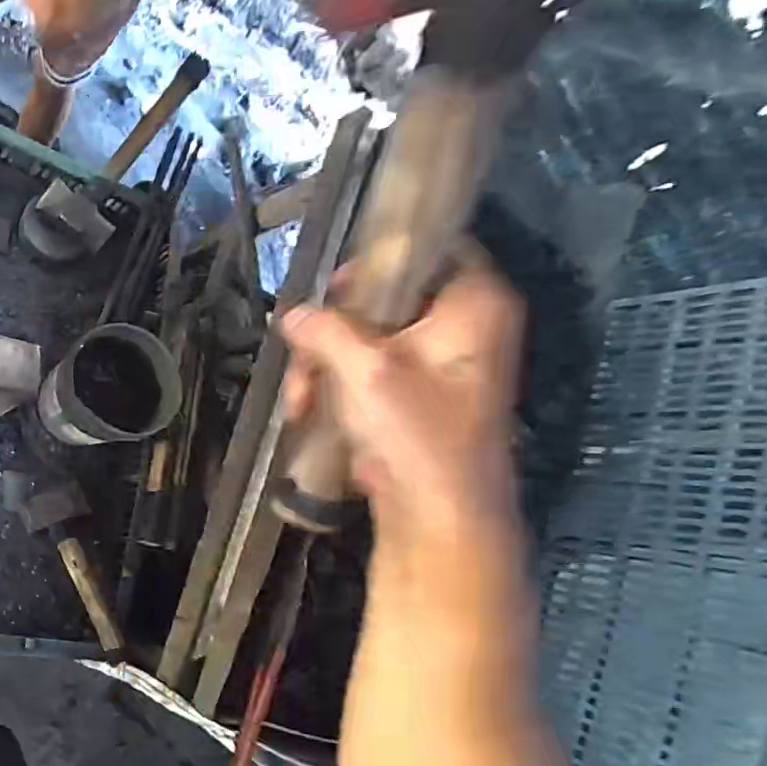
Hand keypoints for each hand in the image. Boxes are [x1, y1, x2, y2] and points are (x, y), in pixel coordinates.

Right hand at [278, 257, 524, 539]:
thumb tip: (291, 314)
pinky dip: (338, 388)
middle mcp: (464, 328)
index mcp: (475, 304)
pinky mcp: (416, 400)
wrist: (437, 517)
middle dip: (331, 333)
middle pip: (387, 302)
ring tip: (300, 404)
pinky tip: (309, 412)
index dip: (379, 260)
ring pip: (368, 341)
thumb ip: (324, 329)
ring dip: (325, 367)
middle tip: (302, 359)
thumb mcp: (364, 369)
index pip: (432, 248)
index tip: (332, 288)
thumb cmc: (416, 432)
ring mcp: (439, 367)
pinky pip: (369, 373)